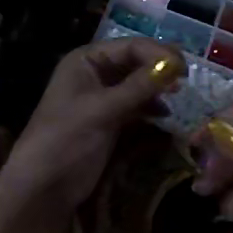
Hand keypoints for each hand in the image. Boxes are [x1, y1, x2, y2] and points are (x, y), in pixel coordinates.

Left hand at [0, 38, 185, 213]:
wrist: (44, 185)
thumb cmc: (66, 138)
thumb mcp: (102, 110)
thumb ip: (137, 88)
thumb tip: (174, 65)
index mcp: (85, 61)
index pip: (128, 47)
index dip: (157, 53)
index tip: (184, 67)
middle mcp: (94, 73)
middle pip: (134, 62)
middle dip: (158, 69)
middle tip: (187, 80)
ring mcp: (101, 97)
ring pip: (137, 84)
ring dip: (157, 88)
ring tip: (179, 95)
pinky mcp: (109, 120)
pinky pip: (135, 105)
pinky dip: (150, 108)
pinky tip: (165, 115)